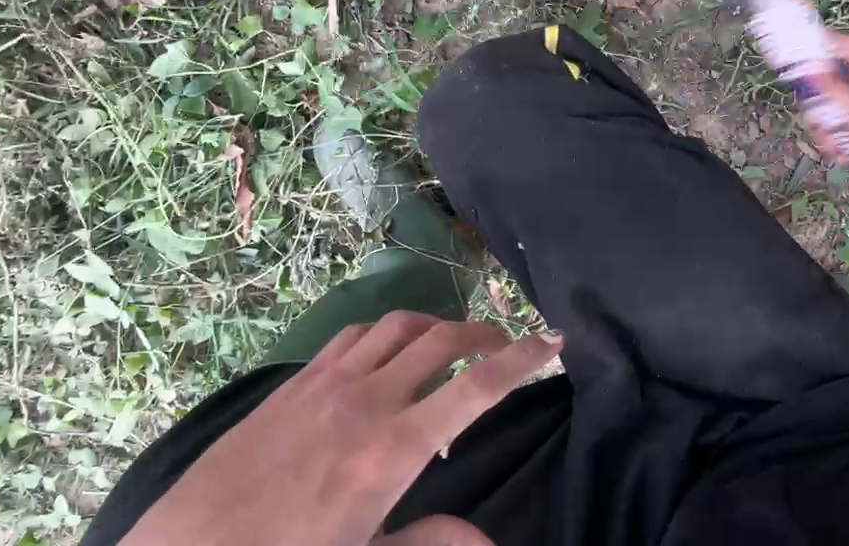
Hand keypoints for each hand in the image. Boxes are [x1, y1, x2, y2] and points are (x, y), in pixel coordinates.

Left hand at [122, 311, 563, 545]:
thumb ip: (431, 541)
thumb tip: (487, 538)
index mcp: (393, 450)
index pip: (476, 388)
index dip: (522, 360)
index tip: (553, 339)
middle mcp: (368, 400)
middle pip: (443, 339)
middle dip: (483, 334)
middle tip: (503, 346)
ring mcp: (328, 383)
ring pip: (400, 325)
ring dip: (436, 325)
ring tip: (451, 343)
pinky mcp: (295, 381)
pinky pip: (355, 334)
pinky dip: (387, 331)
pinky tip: (387, 352)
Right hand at [809, 32, 848, 192]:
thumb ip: (833, 88)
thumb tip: (811, 67)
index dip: (827, 44)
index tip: (802, 45)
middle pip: (834, 84)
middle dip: (821, 104)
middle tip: (813, 116)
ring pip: (832, 108)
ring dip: (826, 127)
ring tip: (831, 143)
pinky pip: (838, 127)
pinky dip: (835, 140)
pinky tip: (840, 154)